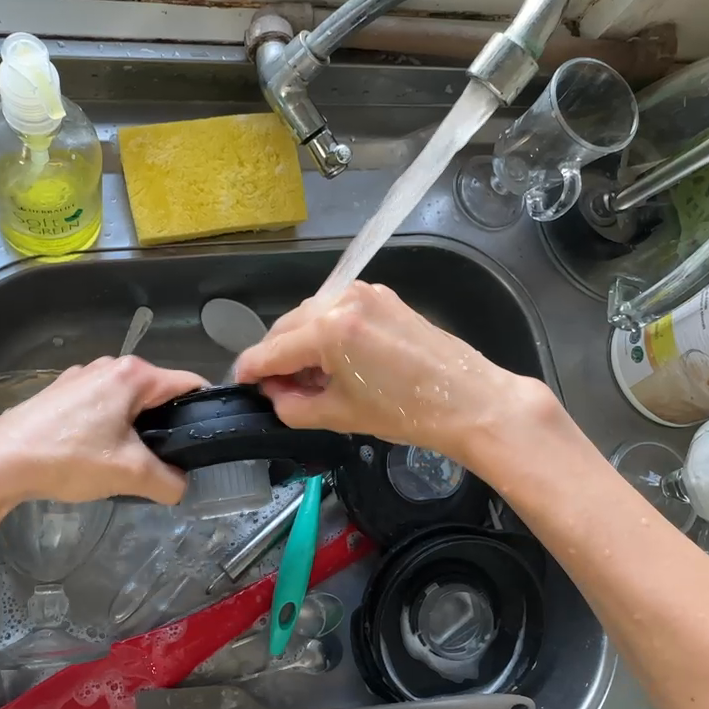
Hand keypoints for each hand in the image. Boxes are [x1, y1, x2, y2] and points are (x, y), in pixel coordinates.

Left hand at [0, 357, 205, 517]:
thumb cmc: (69, 458)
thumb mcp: (129, 475)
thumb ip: (169, 481)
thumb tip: (182, 485)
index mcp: (133, 375)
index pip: (189, 383)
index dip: (206, 410)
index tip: (210, 439)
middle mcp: (109, 366)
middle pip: (158, 393)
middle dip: (168, 425)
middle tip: (167, 461)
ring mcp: (80, 377)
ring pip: (128, 402)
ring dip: (136, 429)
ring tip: (128, 464)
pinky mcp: (59, 393)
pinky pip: (101, 407)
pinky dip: (108, 428)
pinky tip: (94, 456)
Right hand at [231, 282, 552, 464]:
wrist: (468, 400)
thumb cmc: (405, 412)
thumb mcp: (339, 415)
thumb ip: (292, 405)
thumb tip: (273, 394)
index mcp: (329, 329)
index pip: (272, 349)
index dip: (251, 370)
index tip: (240, 384)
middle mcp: (342, 299)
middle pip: (287, 327)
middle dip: (276, 358)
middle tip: (276, 390)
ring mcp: (365, 293)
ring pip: (310, 316)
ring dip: (300, 344)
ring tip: (308, 380)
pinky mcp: (382, 296)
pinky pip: (337, 311)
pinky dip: (325, 334)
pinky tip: (333, 362)